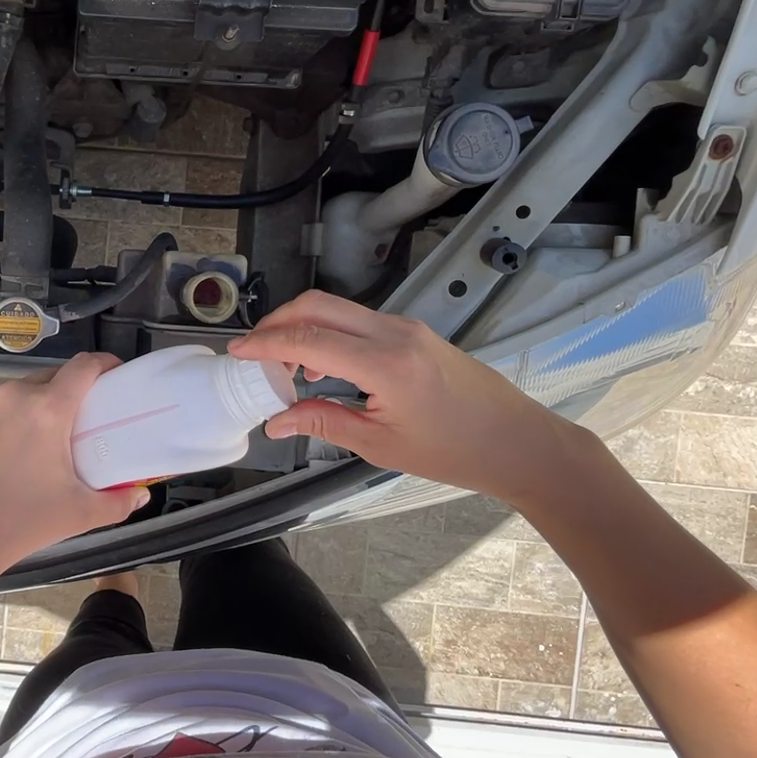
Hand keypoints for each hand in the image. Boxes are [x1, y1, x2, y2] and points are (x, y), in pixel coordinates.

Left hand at [0, 352, 150, 579]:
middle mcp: (13, 394)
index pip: (83, 366)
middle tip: (73, 423)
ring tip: (32, 439)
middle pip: (49, 378)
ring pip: (15, 391)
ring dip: (29, 405)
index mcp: (48, 409)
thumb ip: (118, 501)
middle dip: (65, 393)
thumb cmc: (22, 523)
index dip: (103, 364)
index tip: (112, 374)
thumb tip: (141, 493)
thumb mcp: (80, 513)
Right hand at [227, 290, 599, 503]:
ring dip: (301, 325)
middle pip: (317, 305)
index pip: (309, 340)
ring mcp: (406, 326)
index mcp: (386, 365)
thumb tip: (276, 422)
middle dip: (276, 321)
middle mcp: (394, 333)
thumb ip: (323, 423)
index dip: (265, 343)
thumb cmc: (455, 452)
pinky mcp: (412, 330)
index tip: (236, 352)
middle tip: (253, 350)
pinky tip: (319, 362)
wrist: (520, 441)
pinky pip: (356, 319)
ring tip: (283, 363)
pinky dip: (326, 330)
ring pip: (336, 307)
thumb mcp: (381, 446)